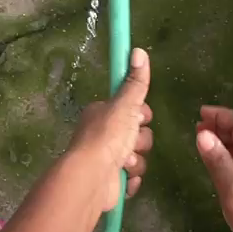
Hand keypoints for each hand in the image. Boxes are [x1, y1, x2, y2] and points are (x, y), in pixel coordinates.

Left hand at [64, 48, 152, 210]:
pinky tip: (125, 179)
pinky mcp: (111, 180)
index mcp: (102, 114)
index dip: (141, 115)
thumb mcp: (124, 105)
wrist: (91, 178)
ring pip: (138, 157)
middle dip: (139, 142)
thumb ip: (134, 82)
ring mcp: (106, 159)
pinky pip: (133, 178)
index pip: (132, 109)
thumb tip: (139, 50)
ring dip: (136, 161)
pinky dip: (131, 180)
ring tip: (124, 164)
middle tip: (129, 144)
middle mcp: (102, 135)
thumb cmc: (106, 138)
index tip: (140, 119)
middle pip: (138, 134)